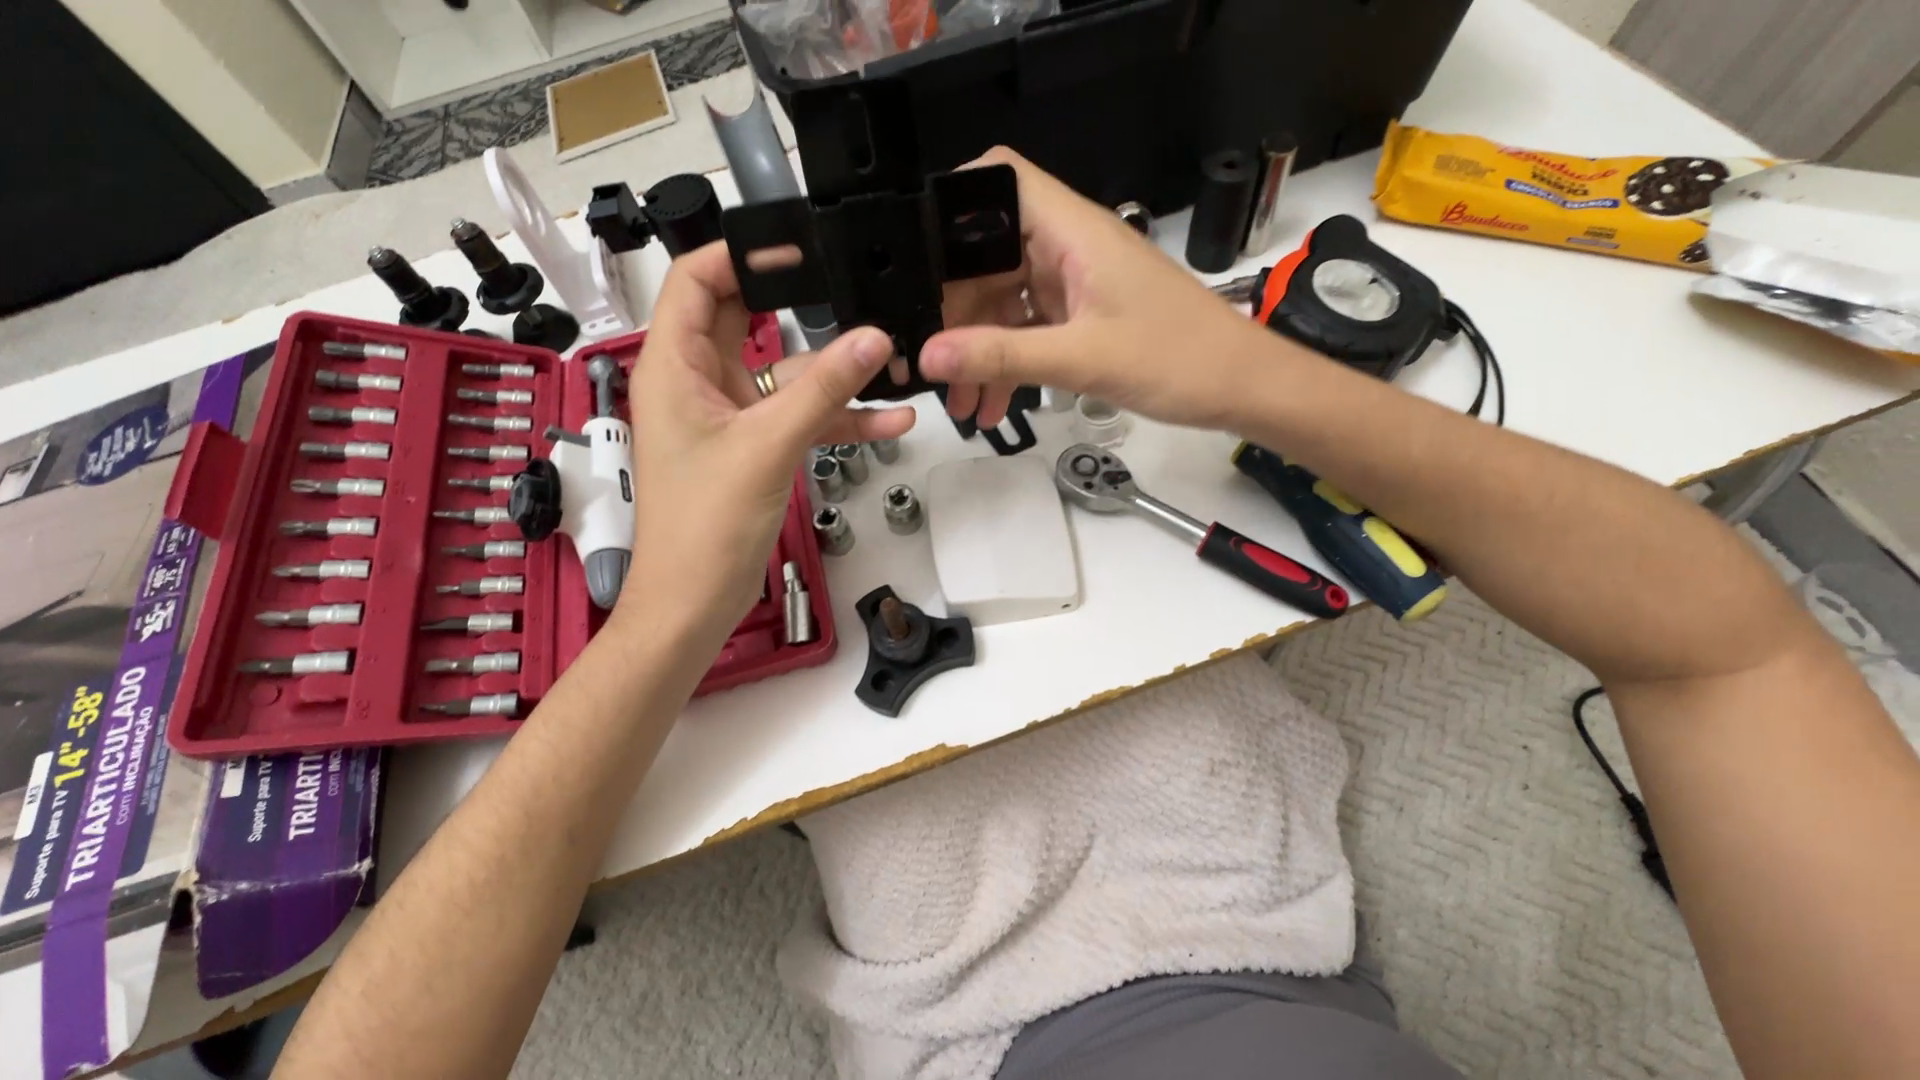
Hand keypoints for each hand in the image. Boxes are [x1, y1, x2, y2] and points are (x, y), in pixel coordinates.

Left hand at [616, 243, 911, 649]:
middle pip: (746, 320)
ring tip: (893, 363)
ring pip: (783, 374)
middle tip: (852, 282)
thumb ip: (824, 390)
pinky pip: (798, 416)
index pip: (695, 281)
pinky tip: (890, 420)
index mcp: (675, 366)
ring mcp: (728, 416)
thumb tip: (875, 338)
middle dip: (800, 305)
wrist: (694, 604)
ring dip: (834, 374)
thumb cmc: (704, 526)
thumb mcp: (767, 446)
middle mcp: (697, 382)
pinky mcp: (753, 447)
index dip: (738, 254)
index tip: (794, 242)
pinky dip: (837, 418)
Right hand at [923, 148, 1278, 430]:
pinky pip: (1027, 332)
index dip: (950, 203)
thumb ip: (1002, 356)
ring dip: (977, 351)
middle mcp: (1068, 248)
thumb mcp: (1083, 358)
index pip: (999, 181)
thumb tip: (930, 356)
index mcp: (1072, 232)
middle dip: (953, 309)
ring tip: (958, 404)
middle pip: (986, 256)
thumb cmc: (1180, 357)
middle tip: (927, 358)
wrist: (1241, 387)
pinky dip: (1006, 365)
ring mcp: (1074, 283)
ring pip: (1003, 303)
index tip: (911, 252)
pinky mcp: (1081, 316)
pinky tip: (990, 407)